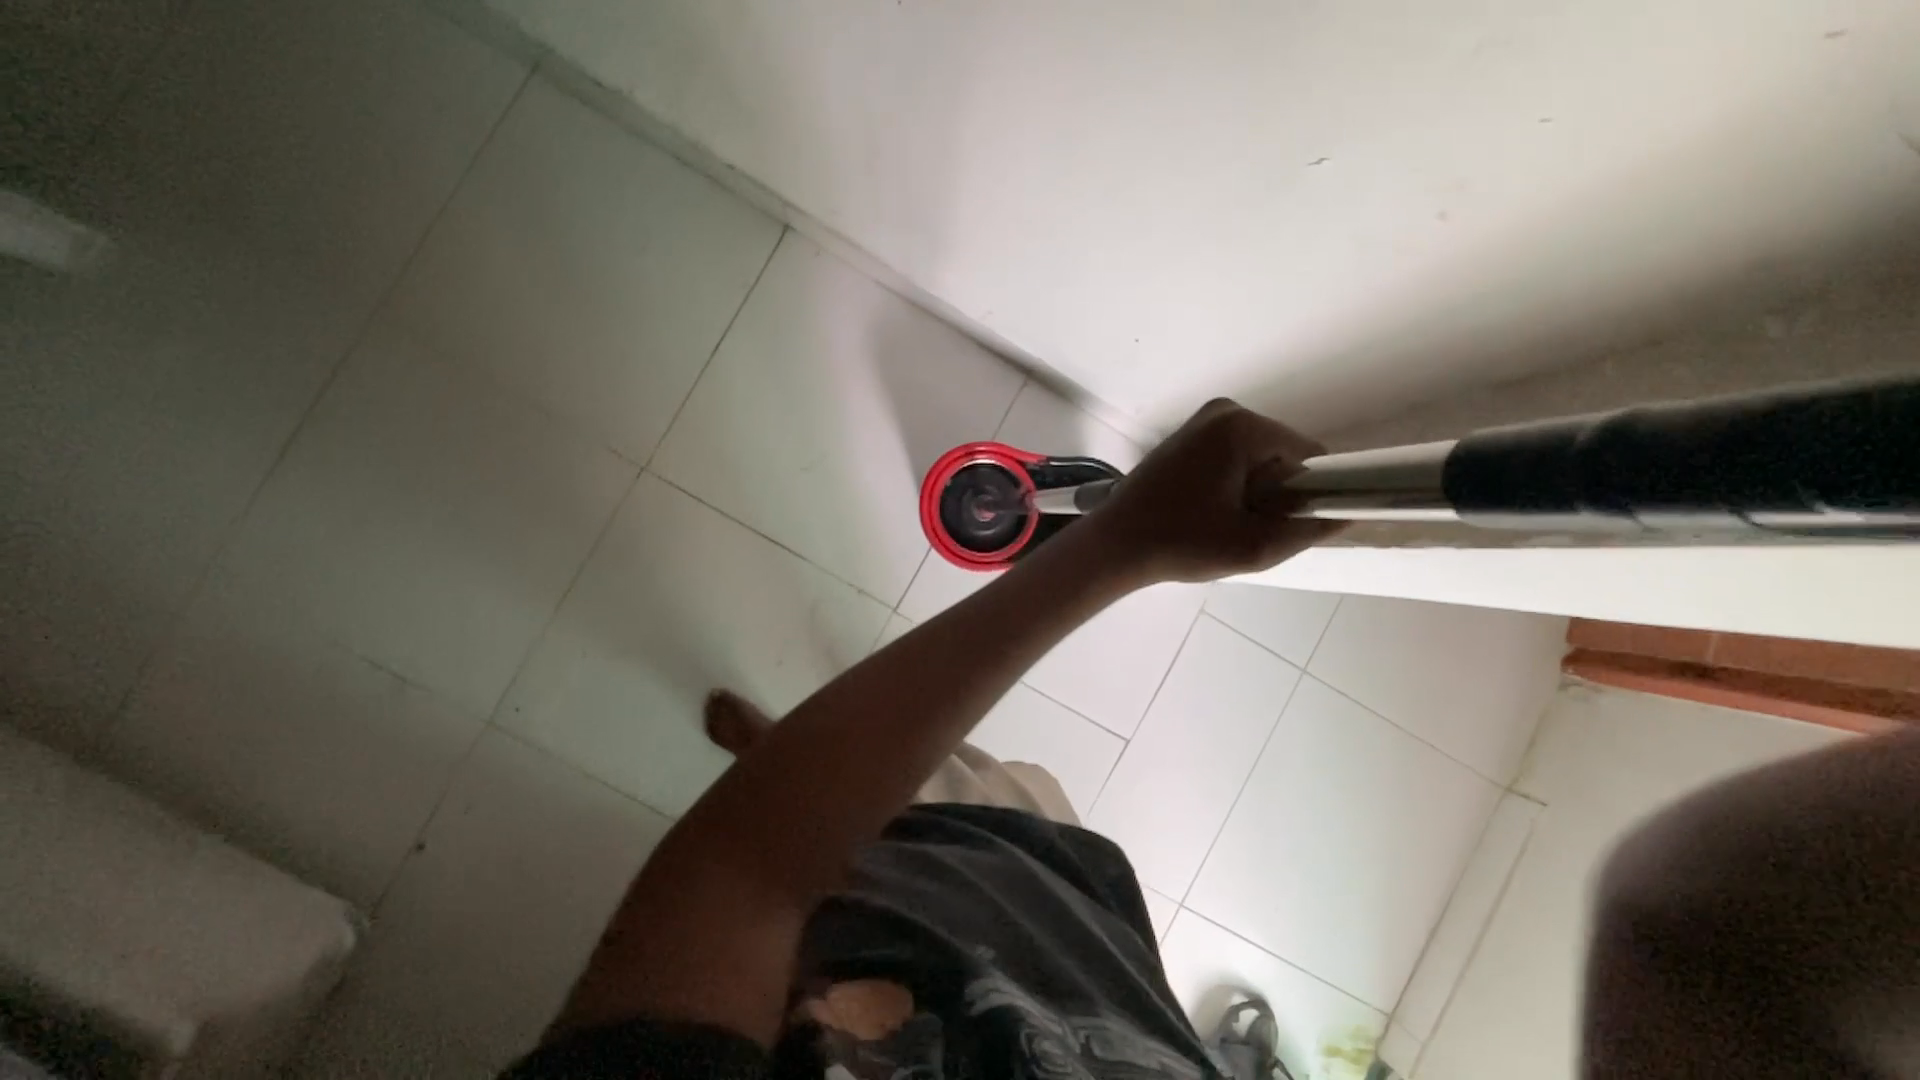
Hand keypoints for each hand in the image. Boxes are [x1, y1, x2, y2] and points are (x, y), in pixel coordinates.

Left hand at [1082, 398, 1343, 583]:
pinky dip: (1231, 486)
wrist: (1115, 545)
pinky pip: (1232, 459)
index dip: (1307, 494)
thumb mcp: (1253, 546)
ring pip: (1258, 461)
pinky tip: (1207, 513)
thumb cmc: (1181, 544)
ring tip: (1221, 522)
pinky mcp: (1186, 439)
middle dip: (1275, 494)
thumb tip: (1347, 514)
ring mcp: (1201, 422)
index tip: (1282, 525)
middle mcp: (1224, 412)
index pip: (1308, 456)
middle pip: (1282, 456)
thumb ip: (1308, 529)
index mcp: (1242, 426)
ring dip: (1252, 493)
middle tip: (1242, 528)